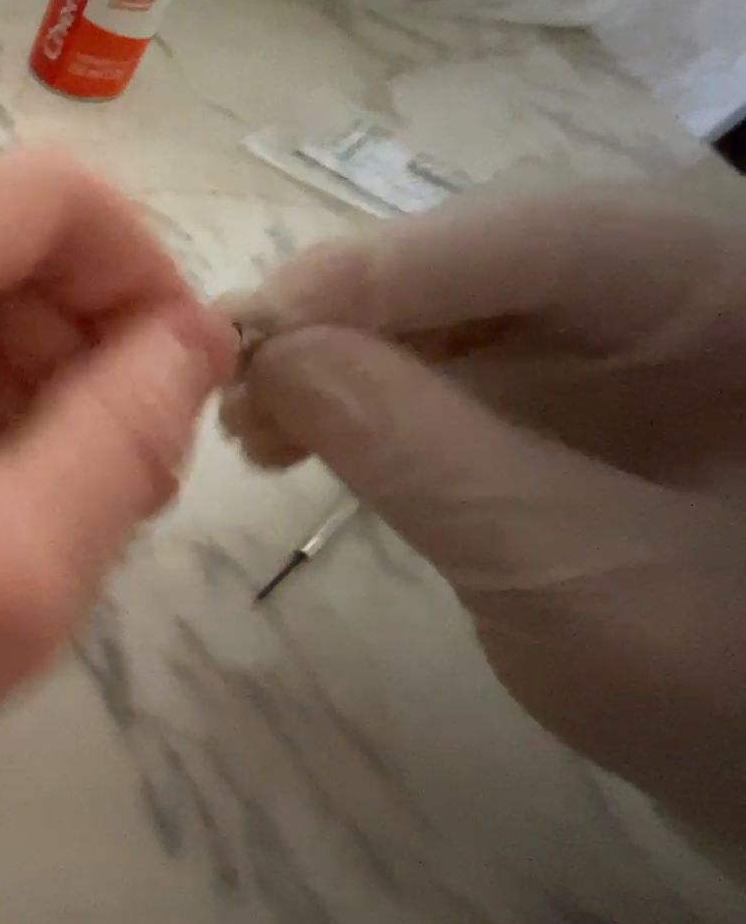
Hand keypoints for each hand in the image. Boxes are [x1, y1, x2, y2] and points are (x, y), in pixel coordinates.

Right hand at [218, 182, 745, 843]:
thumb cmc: (723, 683)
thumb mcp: (566, 566)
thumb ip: (415, 448)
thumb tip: (268, 357)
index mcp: (725, 301)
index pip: (535, 240)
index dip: (377, 272)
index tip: (246, 332)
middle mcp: (652, 299)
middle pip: (460, 270)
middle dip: (329, 322)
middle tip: (227, 388)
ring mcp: (585, 350)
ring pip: (419, 317)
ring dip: (314, 364)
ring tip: (245, 430)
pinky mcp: (529, 400)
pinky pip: (411, 373)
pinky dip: (332, 403)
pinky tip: (280, 442)